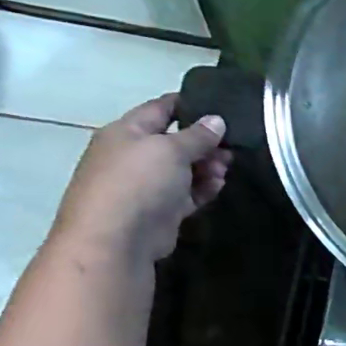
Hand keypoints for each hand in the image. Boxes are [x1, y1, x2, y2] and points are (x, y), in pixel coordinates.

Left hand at [53, 94, 231, 262]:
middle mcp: (134, 156)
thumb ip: (197, 136)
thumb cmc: (138, 182)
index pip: (160, 108)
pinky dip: (202, 189)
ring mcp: (145, 187)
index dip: (188, 104)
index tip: (219, 106)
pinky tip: (218, 186)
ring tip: (226, 168)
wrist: (115, 241)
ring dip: (206, 167)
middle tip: (231, 147)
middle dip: (204, 143)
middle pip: (174, 142)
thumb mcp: (171, 149)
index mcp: (126, 131)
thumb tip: (217, 120)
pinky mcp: (158, 214)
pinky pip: (185, 195)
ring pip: (182, 171)